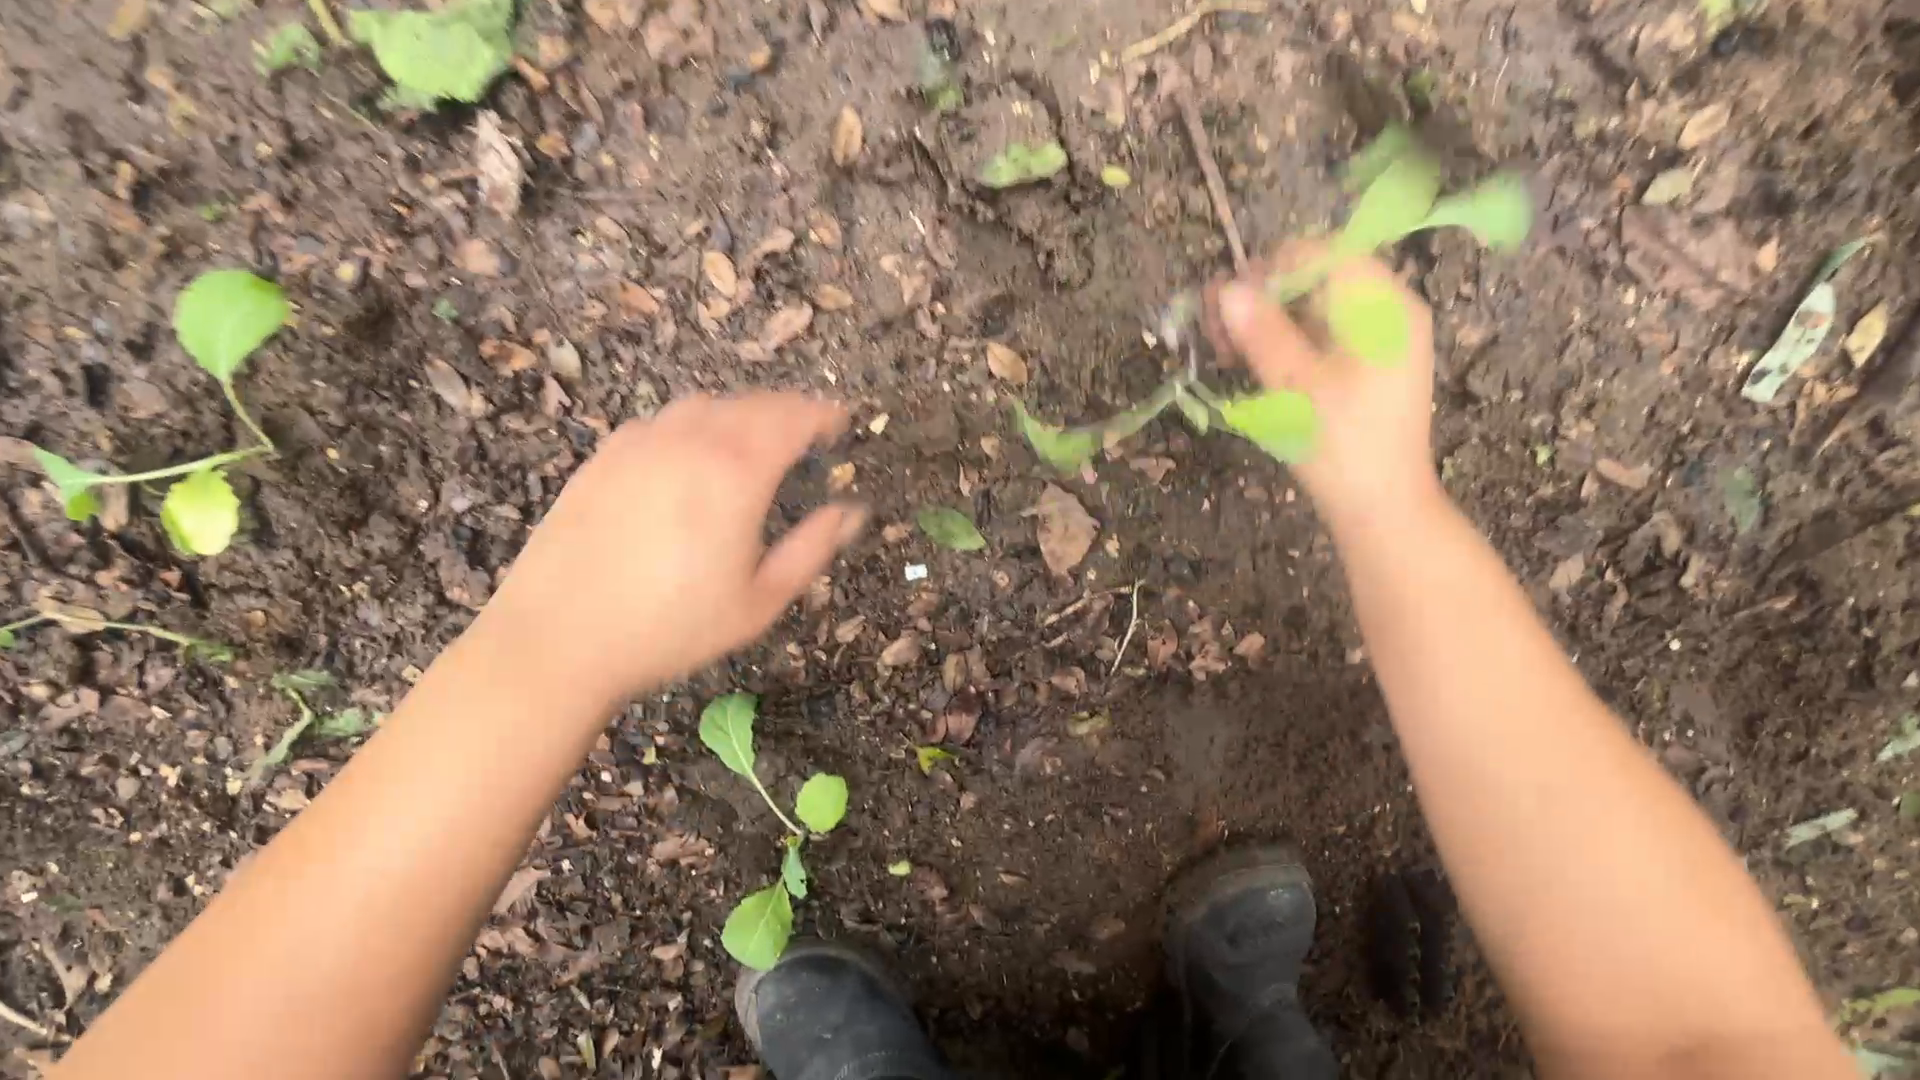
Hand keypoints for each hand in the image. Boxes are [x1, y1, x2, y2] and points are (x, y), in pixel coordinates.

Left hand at [472, 393, 863, 706]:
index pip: (791, 419)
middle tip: (807, 427)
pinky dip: (693, 424)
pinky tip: (692, 454)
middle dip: (787, 409)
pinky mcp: (605, 457)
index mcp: (735, 474)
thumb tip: (850, 513)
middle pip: (751, 404)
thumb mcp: (759, 602)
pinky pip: (662, 422)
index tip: (840, 418)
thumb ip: (812, 549)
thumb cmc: (671, 628)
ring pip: (704, 406)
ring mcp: (641, 445)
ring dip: (740, 412)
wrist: (558, 638)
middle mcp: (689, 443)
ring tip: (755, 436)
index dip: (822, 413)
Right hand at [1210, 246, 1443, 527]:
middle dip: (1260, 298)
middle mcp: (1384, 310)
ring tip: (1229, 355)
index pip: (1318, 253)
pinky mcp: (1361, 363)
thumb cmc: (1342, 448)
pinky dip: (1282, 341)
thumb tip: (1226, 289)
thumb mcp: (1296, 388)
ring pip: (1308, 306)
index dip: (1267, 272)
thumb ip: (1262, 334)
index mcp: (1382, 306)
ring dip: (1264, 322)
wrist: (1382, 509)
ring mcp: (1374, 337)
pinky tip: (1254, 366)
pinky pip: (1315, 333)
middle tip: (1219, 338)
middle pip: (1312, 276)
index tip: (1226, 309)